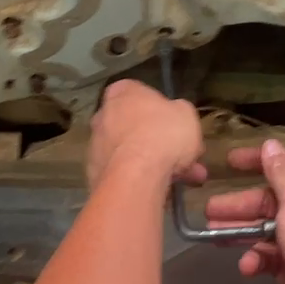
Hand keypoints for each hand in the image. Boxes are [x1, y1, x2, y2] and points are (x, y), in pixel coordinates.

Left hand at [86, 79, 206, 188]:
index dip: (160, 110)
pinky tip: (166, 191)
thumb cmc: (162, 133)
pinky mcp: (96, 174)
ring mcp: (97, 146)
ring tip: (186, 181)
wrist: (136, 177)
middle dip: (164, 144)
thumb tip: (175, 117)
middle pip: (137, 127)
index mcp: (121, 92)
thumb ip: (178, 112)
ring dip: (157, 165)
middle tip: (188, 157)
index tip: (175, 124)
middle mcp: (103, 116)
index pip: (138, 94)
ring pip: (133, 153)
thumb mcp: (186, 113)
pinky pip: (125, 174)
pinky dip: (143, 180)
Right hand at [205, 139, 284, 283]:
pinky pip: (269, 254)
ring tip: (213, 234)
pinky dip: (257, 258)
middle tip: (211, 208)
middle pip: (268, 198)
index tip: (230, 161)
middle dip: (240, 205)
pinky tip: (247, 265)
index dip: (257, 160)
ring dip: (240, 231)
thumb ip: (279, 171)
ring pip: (264, 227)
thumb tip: (270, 143)